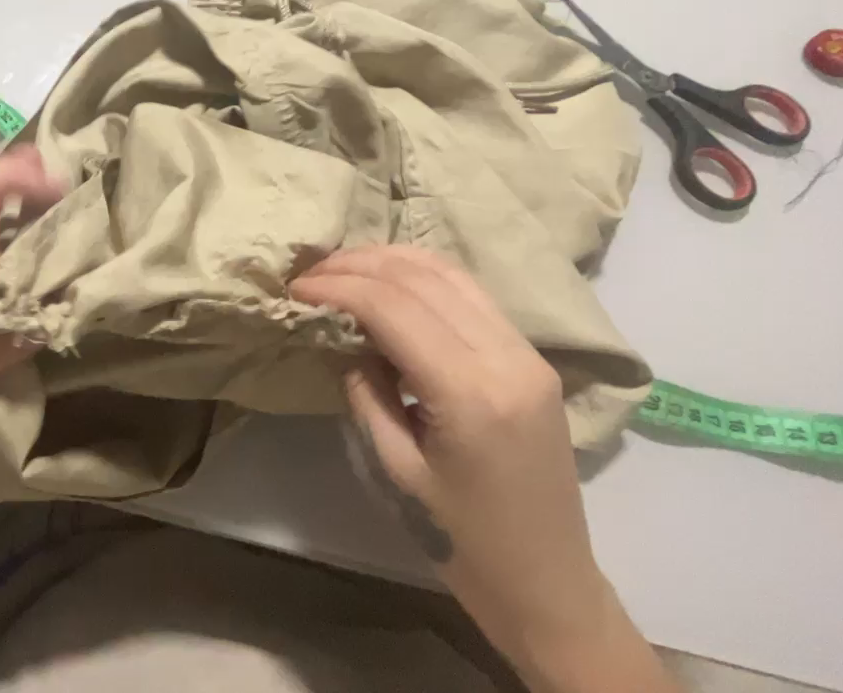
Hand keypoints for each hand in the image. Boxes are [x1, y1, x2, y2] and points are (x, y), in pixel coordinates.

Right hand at [293, 247, 664, 689]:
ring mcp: (528, 354)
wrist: (546, 581)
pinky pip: (472, 295)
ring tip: (342, 268)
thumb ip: (366, 391)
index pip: (394, 308)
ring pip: (452, 275)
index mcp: (472, 394)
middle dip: (358, 265)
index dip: (338, 288)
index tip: (295, 287)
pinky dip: (423, 277)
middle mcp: (508, 359)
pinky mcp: (531, 358)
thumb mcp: (395, 467)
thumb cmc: (461, 538)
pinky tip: (388, 283)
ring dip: (391, 261)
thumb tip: (345, 337)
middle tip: (310, 272)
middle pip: (423, 279)